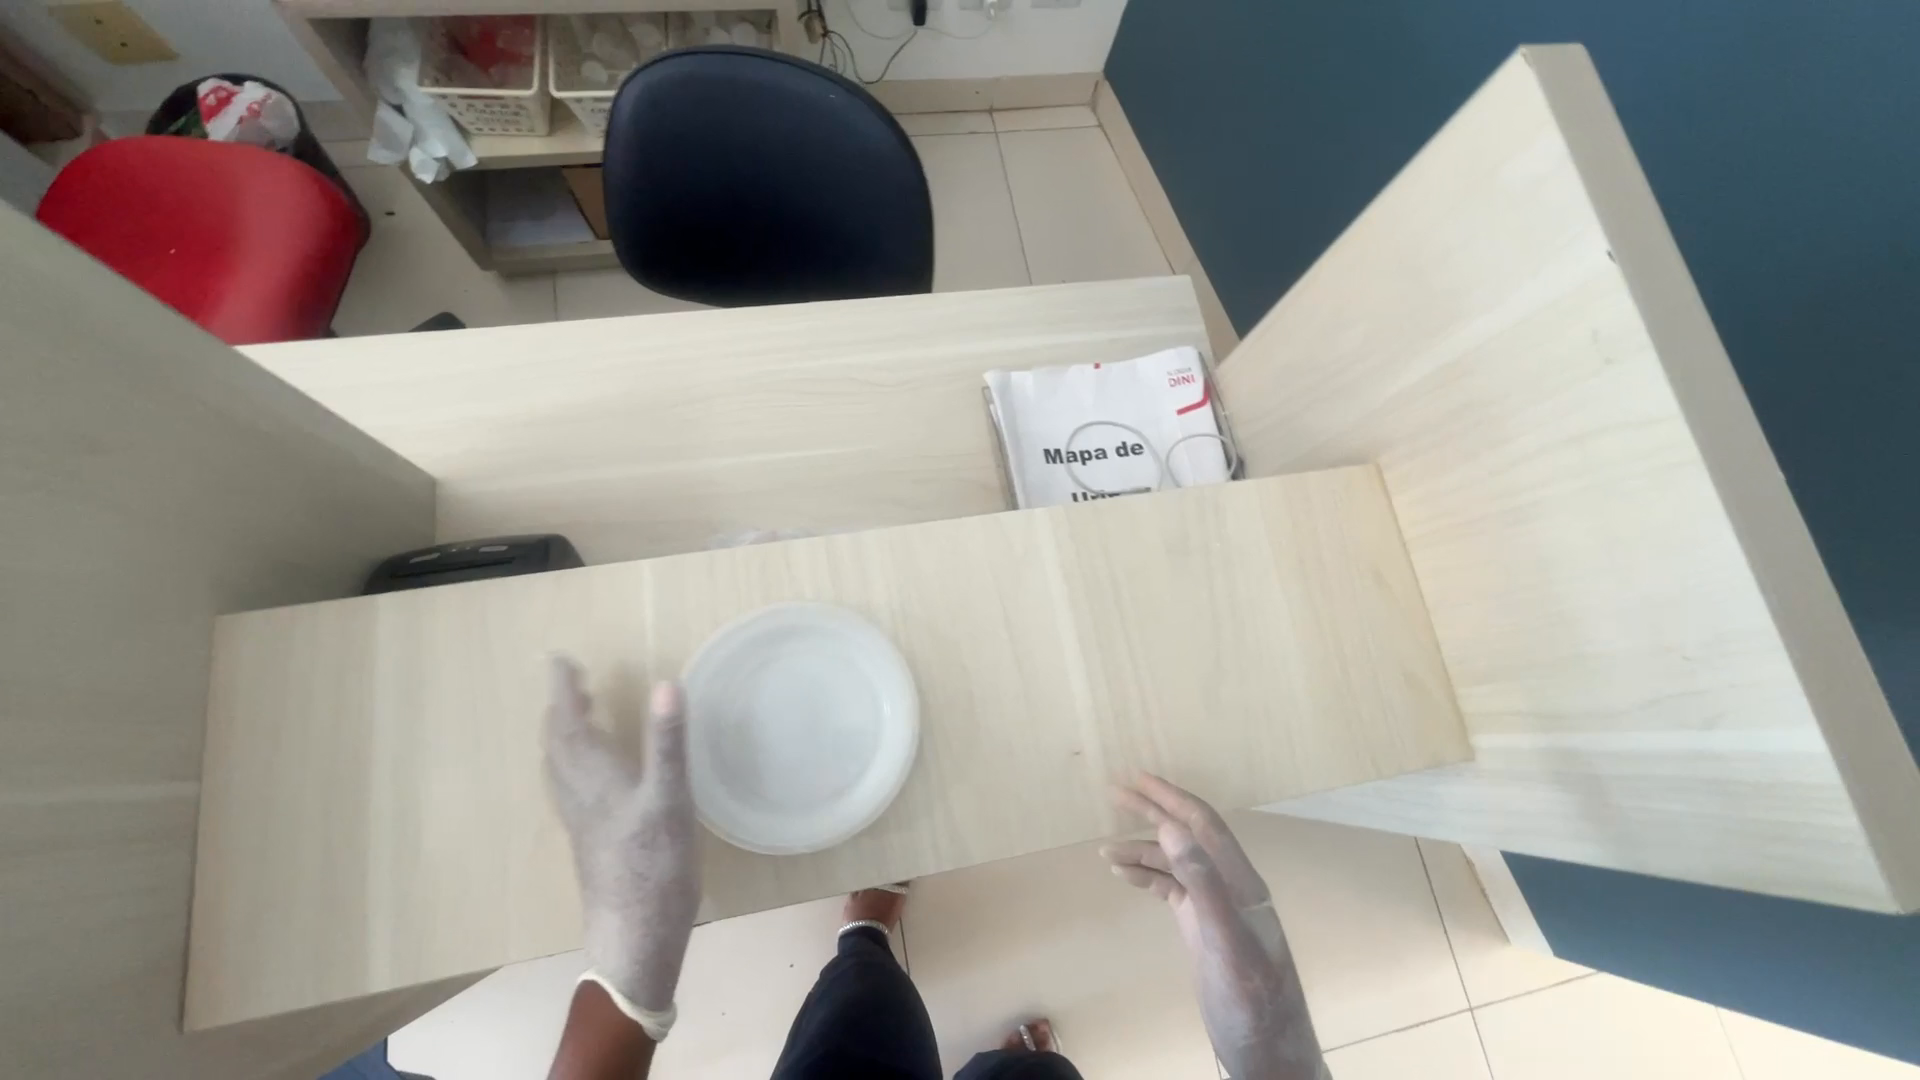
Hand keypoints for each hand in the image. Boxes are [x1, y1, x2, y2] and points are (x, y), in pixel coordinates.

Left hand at [543, 656, 700, 1035]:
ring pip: (560, 768)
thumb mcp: (670, 798)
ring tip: (577, 715)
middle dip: (562, 708)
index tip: (559, 659)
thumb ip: (667, 742)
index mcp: (595, 779)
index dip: (564, 690)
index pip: (570, 723)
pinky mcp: (592, 839)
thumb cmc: (655, 866)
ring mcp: (583, 820)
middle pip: (559, 745)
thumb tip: (667, 684)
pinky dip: (574, 763)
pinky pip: (571, 787)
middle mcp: (580, 795)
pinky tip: (593, 774)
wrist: (636, 934)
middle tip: (572, 680)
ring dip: (564, 734)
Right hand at [1103, 774, 1326, 1079]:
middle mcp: (1227, 884)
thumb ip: (1203, 882)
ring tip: (1105, 850)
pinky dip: (1145, 877)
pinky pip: (1168, 889)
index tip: (1138, 778)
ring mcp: (1213, 906)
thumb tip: (1173, 828)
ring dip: (1140, 851)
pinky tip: (1123, 875)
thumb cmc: (1252, 998)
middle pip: (1185, 835)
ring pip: (1173, 863)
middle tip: (1115, 793)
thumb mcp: (1226, 939)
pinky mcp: (1201, 927)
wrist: (1267, 1053)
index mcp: (1240, 879)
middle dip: (1151, 811)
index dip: (1171, 797)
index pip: (1203, 823)